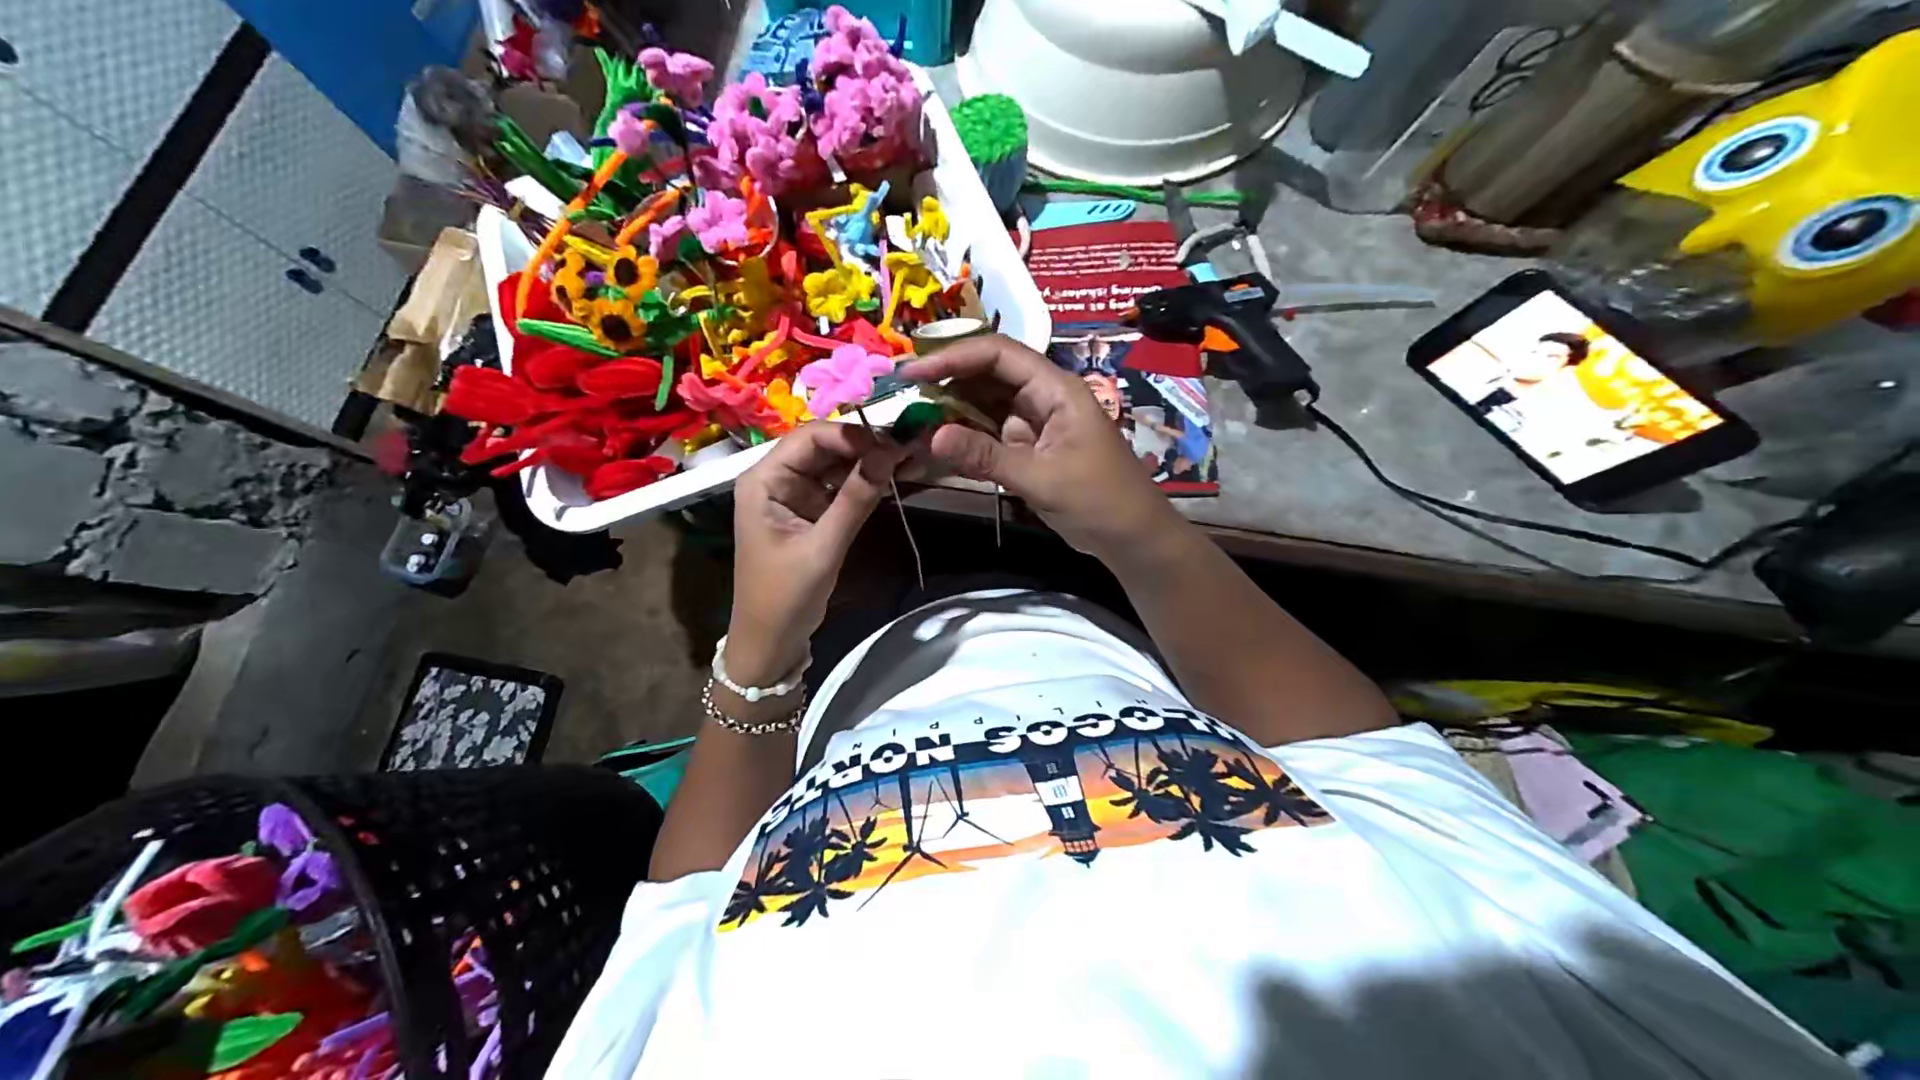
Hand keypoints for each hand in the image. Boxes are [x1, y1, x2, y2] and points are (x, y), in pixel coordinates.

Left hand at [727, 421, 904, 685]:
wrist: (771, 642)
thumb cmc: (784, 597)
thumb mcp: (822, 548)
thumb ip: (854, 500)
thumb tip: (888, 454)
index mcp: (764, 480)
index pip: (809, 437)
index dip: (850, 434)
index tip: (891, 442)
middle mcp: (778, 479)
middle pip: (825, 446)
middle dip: (866, 445)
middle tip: (910, 448)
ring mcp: (796, 495)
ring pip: (837, 465)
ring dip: (870, 462)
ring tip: (911, 458)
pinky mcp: (813, 512)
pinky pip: (842, 487)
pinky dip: (867, 482)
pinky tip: (896, 477)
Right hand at [897, 335, 1178, 558]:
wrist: (1131, 537)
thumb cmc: (1099, 500)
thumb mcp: (1042, 478)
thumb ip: (986, 456)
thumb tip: (933, 436)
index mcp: (1054, 388)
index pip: (997, 354)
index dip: (952, 357)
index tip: (912, 373)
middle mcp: (1040, 397)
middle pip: (984, 376)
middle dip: (943, 385)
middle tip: (901, 401)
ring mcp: (1032, 423)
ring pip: (981, 406)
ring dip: (948, 414)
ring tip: (909, 424)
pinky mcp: (1026, 448)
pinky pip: (987, 435)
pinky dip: (962, 441)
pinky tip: (933, 448)